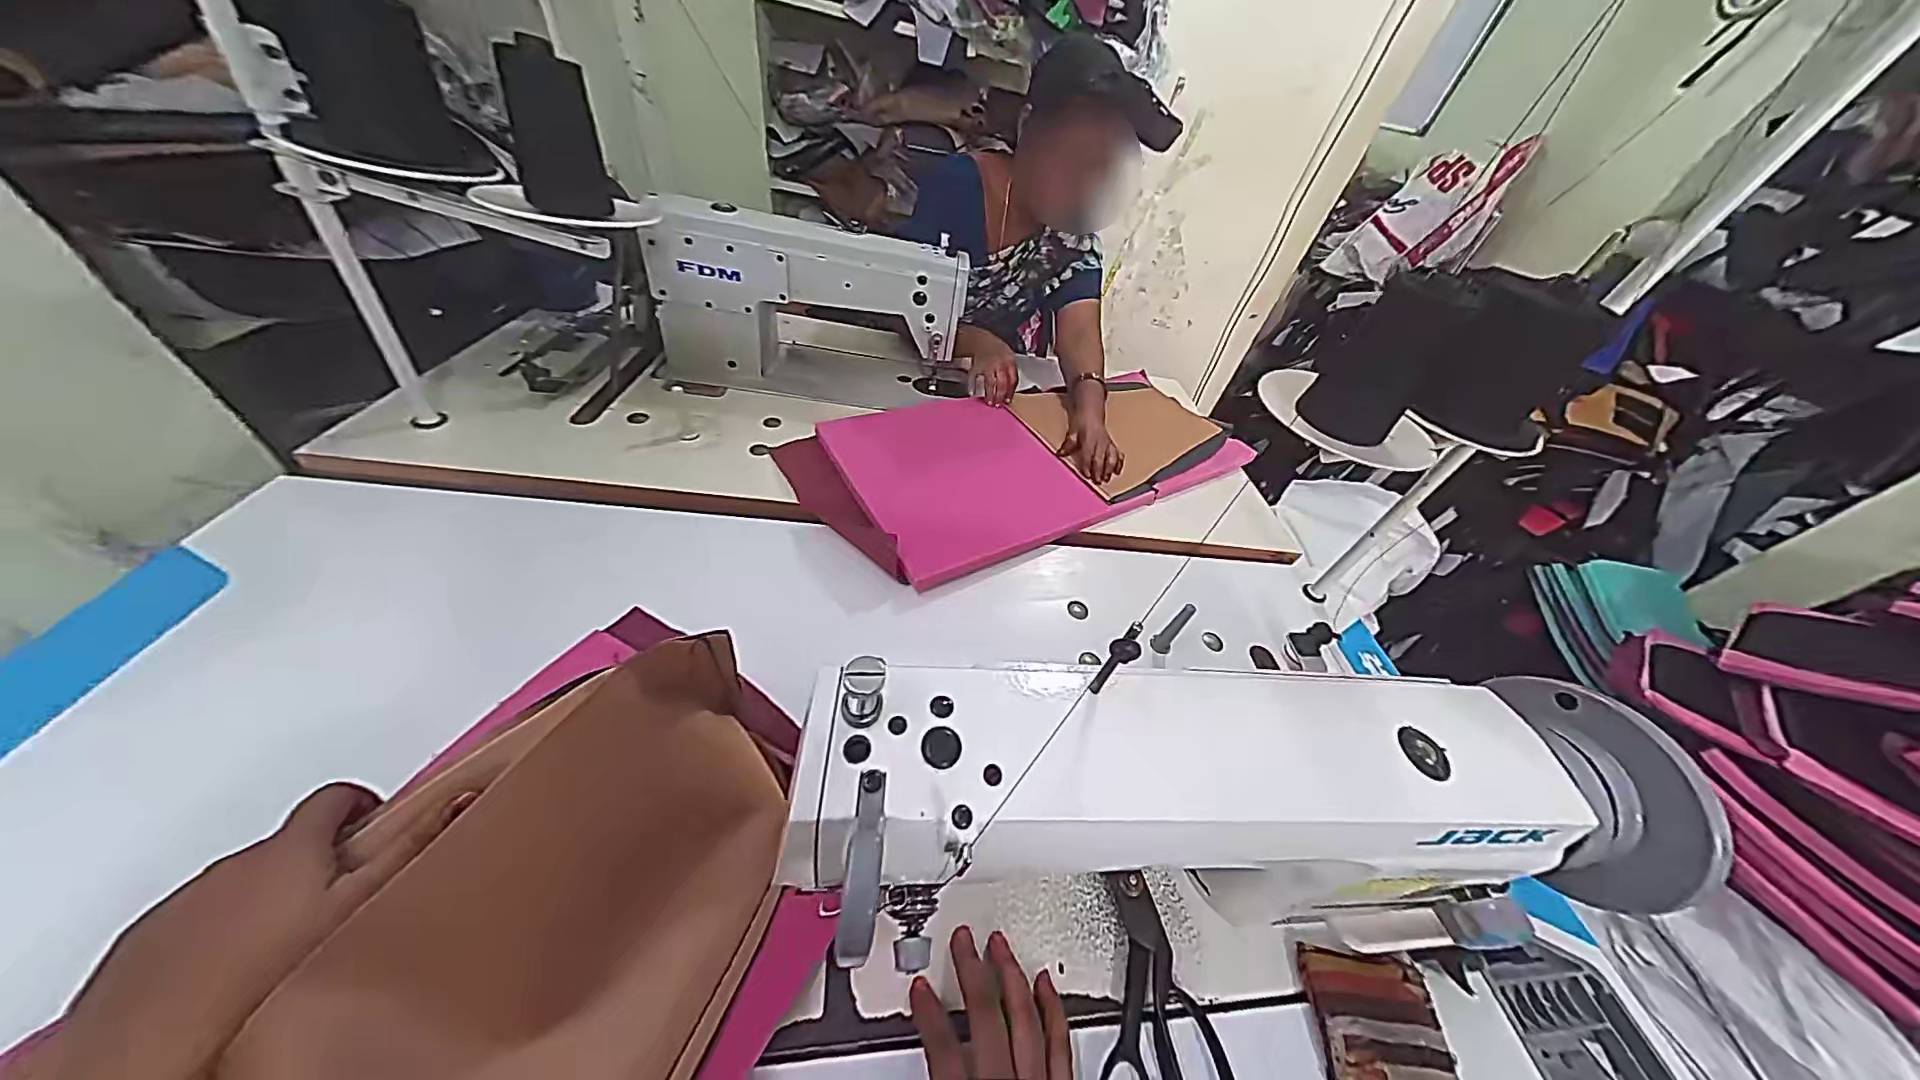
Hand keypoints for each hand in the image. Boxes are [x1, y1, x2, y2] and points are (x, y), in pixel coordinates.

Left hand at [32, 784, 466, 1079]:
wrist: (139, 1056)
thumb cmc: (255, 980)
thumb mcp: (361, 903)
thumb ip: (411, 845)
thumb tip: (459, 799)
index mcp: (288, 848)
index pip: (336, 797)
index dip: (365, 806)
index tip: (379, 822)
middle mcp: (230, 866)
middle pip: (290, 843)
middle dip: (321, 861)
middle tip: (348, 896)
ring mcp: (180, 907)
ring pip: (243, 885)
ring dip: (272, 899)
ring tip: (297, 942)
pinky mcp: (140, 949)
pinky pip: (197, 924)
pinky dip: (223, 936)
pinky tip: (241, 973)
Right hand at [912, 927, 1072, 1079]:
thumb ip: (936, 1078)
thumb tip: (909, 1070)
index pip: (945, 1051)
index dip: (930, 1014)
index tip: (921, 986)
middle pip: (987, 1018)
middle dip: (972, 972)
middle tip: (963, 938)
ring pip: (1027, 1020)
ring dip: (1012, 977)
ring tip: (1001, 946)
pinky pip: (1061, 1046)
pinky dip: (1053, 1011)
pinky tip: (1046, 985)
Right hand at [969, 347, 1018, 406]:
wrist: (983, 340)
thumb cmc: (997, 351)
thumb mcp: (1009, 356)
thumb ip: (1011, 371)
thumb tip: (1012, 388)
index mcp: (1009, 362)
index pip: (1012, 379)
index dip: (1010, 392)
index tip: (1008, 400)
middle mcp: (999, 364)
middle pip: (1002, 383)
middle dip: (1000, 395)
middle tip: (998, 404)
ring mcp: (987, 365)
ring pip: (990, 382)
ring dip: (990, 393)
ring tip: (989, 401)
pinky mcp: (976, 366)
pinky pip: (974, 377)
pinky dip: (972, 385)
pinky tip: (973, 392)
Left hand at [1060, 398, 1123, 485]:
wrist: (1090, 412)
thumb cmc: (1081, 422)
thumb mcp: (1072, 432)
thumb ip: (1067, 445)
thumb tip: (1060, 453)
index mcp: (1089, 438)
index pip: (1089, 454)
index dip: (1088, 465)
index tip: (1087, 475)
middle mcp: (1100, 441)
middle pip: (1101, 458)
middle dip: (1100, 470)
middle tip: (1098, 481)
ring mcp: (1108, 443)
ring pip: (1112, 457)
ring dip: (1110, 469)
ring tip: (1107, 478)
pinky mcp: (1112, 444)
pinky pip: (1118, 454)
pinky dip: (1119, 463)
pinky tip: (1117, 471)